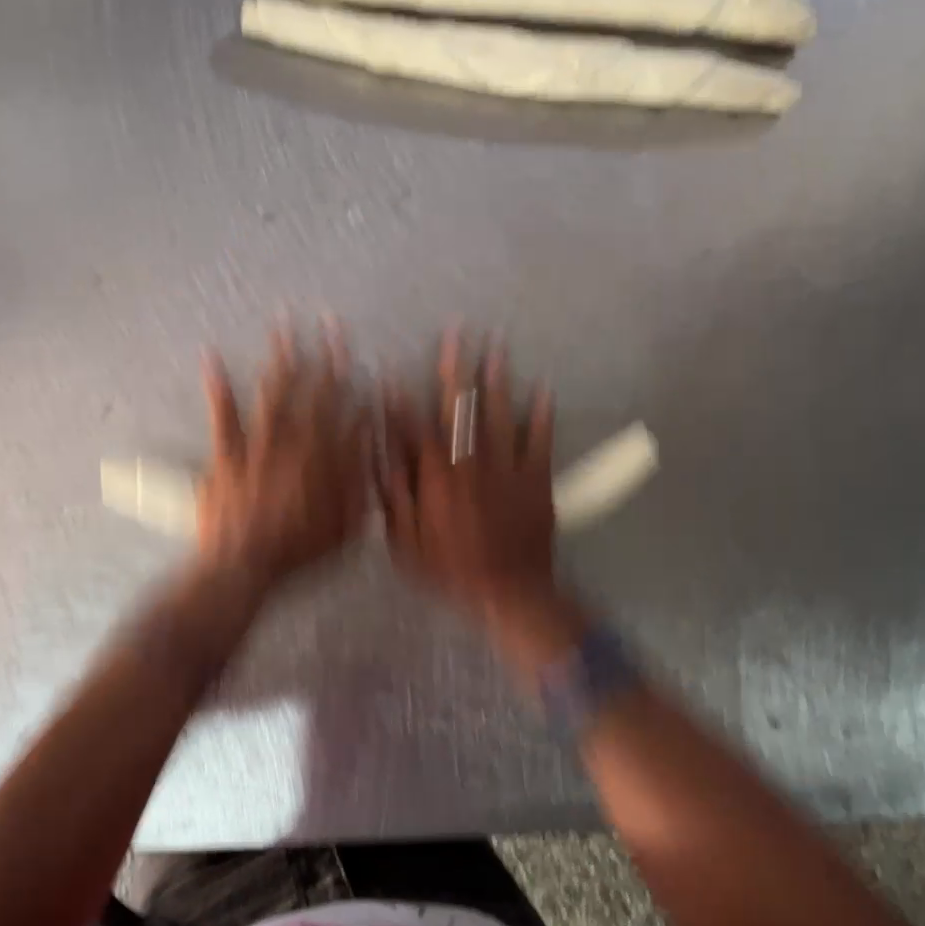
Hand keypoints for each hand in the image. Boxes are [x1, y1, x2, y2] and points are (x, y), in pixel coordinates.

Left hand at [195, 319, 371, 593]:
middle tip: (325, 321)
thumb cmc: (299, 551)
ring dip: (279, 357)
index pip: (344, 406)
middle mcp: (294, 442)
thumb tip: (369, 440)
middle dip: (321, 352)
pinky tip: (212, 357)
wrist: (244, 566)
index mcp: (325, 457)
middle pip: (312, 389)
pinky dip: (217, 386)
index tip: (353, 347)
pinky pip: (223, 414)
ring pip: (273, 392)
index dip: (349, 375)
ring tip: (284, 325)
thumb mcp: (346, 524)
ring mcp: (258, 444)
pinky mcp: (227, 454)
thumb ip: (360, 479)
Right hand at [378, 328, 579, 664]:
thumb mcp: (405, 542)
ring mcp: (507, 466)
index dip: (402, 398)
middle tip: (458, 332)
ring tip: (496, 344)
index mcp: (436, 476)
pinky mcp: (536, 478)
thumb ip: (393, 493)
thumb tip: (381, 452)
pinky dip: (542, 412)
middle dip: (457, 366)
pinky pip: (540, 438)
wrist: (508, 593)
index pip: (415, 426)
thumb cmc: (449, 570)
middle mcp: (471, 461)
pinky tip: (543, 387)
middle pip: (461, 405)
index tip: (394, 371)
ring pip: (499, 412)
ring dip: (497, 376)